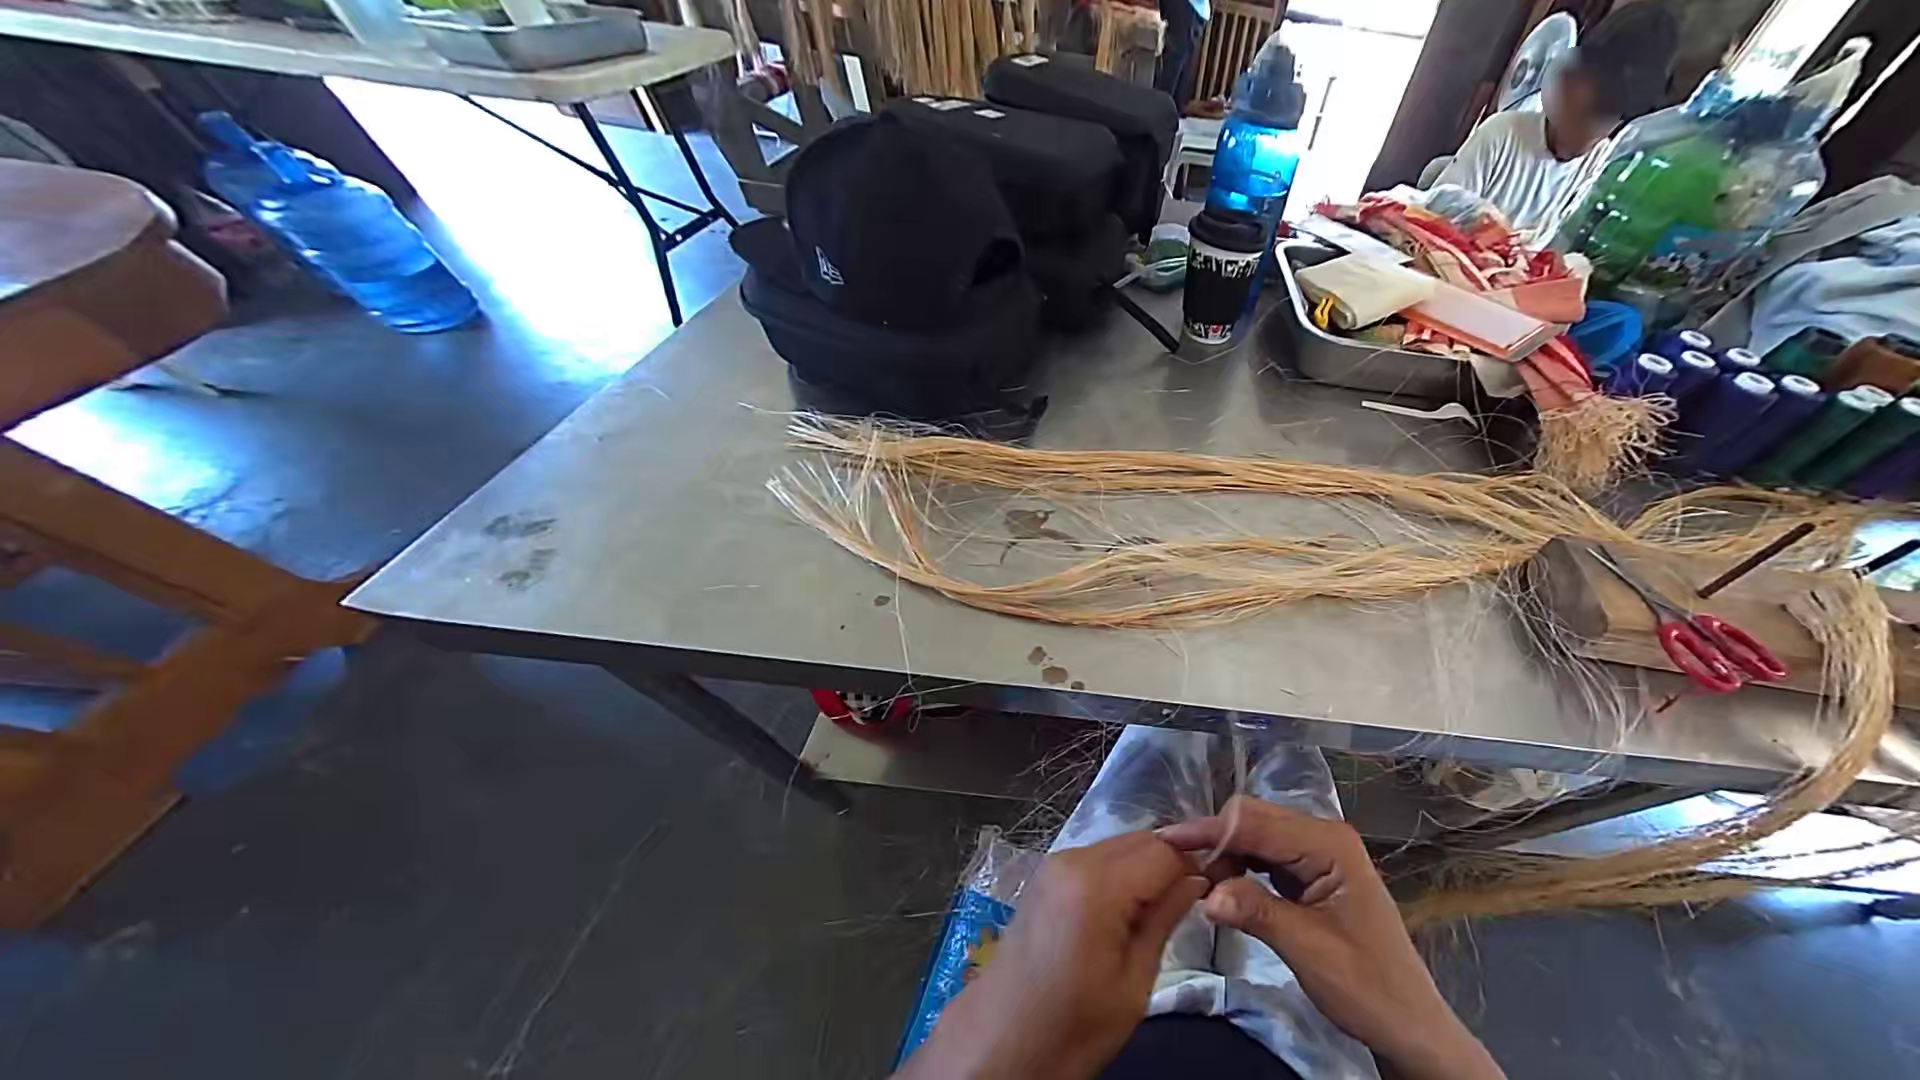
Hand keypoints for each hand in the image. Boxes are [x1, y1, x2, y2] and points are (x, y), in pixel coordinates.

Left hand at [898, 831, 1210, 1079]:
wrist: (1002, 1036)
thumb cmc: (1073, 1024)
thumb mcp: (1133, 982)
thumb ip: (1163, 919)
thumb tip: (1198, 880)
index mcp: (1096, 884)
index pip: (1163, 851)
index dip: (1196, 864)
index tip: (1221, 885)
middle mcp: (1072, 858)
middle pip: (1140, 840)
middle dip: (1172, 861)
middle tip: (1198, 897)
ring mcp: (1055, 863)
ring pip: (1118, 845)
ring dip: (1146, 865)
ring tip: (1165, 906)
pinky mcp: (1046, 874)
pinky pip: (1096, 858)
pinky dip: (1120, 871)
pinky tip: (1130, 905)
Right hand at [1159, 797, 1505, 1079]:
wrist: (1410, 1027)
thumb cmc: (1369, 989)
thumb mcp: (1310, 952)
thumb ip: (1257, 912)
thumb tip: (1205, 894)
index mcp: (1329, 844)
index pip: (1254, 823)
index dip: (1209, 832)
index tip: (1167, 844)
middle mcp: (1321, 835)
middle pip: (1250, 818)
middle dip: (1214, 840)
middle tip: (1182, 869)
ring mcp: (1315, 850)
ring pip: (1251, 832)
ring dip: (1223, 853)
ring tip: (1200, 883)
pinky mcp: (1307, 867)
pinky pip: (1260, 851)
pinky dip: (1237, 864)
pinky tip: (1223, 885)